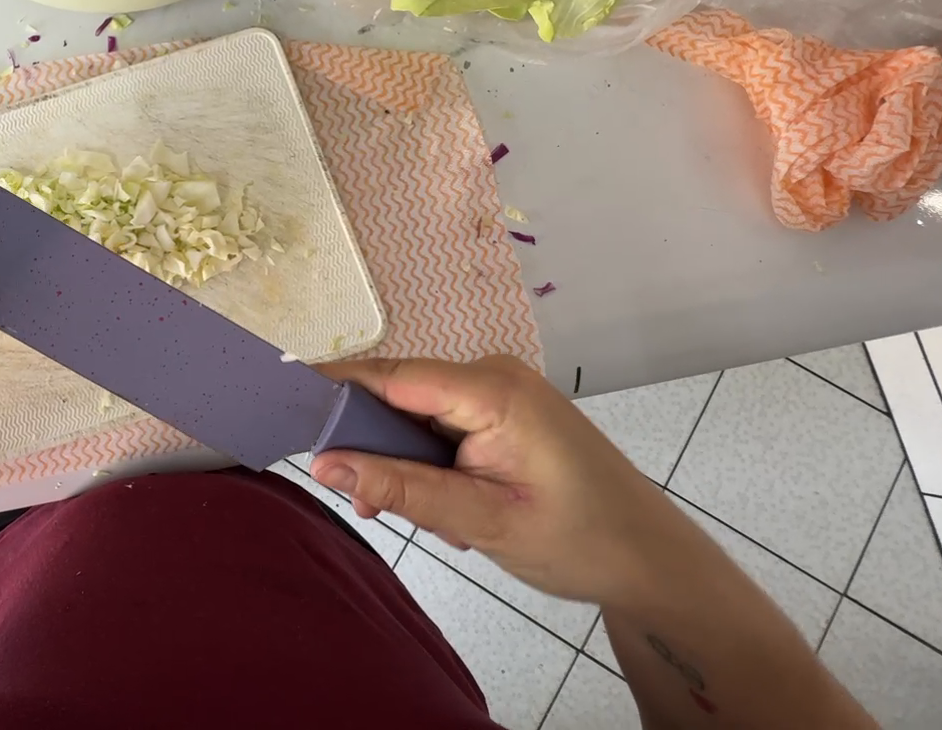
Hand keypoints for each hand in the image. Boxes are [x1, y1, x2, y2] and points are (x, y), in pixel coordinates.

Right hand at [309, 355, 686, 606]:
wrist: (658, 567)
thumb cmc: (583, 543)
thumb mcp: (481, 521)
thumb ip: (399, 488)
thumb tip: (323, 466)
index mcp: (493, 390)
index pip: (390, 376)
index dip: (334, 388)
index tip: (283, 403)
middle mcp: (490, 376)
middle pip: (396, 395)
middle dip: (372, 446)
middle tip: (367, 503)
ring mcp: (495, 392)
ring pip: (411, 414)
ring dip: (400, 462)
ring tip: (421, 517)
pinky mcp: (497, 411)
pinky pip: (435, 425)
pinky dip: (423, 462)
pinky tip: (440, 504)